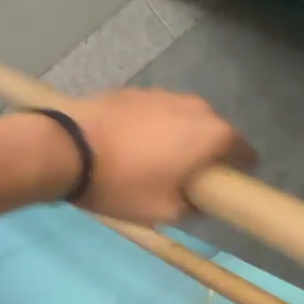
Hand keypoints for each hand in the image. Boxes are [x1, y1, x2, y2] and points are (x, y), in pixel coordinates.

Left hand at [61, 89, 252, 224]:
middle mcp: (195, 106)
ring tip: (136, 160)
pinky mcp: (125, 91)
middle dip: (195, 154)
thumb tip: (196, 198)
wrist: (60, 149)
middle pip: (208, 134)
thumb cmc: (118, 183)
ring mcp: (158, 93)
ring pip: (175, 121)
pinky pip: (144, 114)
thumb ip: (192, 206)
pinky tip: (115, 144)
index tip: (205, 190)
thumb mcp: (163, 211)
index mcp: (215, 133)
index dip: (229, 176)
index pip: (243, 156)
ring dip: (166, 138)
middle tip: (167, 177)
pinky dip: (138, 127)